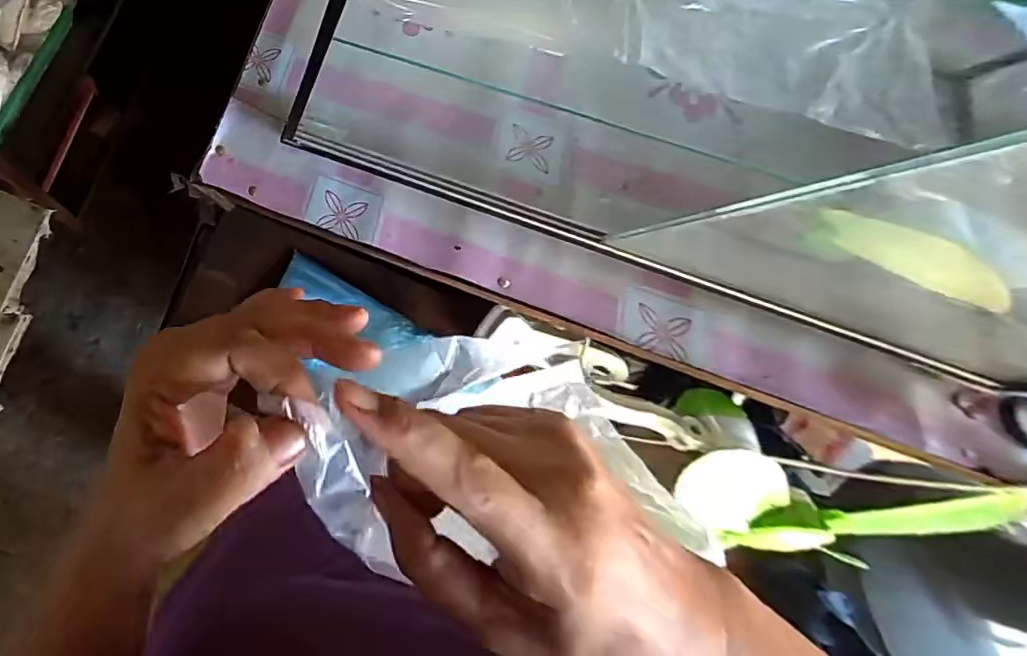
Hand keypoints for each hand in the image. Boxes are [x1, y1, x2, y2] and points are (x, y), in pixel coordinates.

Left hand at [78, 289, 381, 570]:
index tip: (318, 412)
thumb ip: (236, 467)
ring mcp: (195, 355)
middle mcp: (180, 348)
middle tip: (364, 338)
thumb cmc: (150, 517)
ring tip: (355, 320)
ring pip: (256, 322)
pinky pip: (254, 337)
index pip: (235, 345)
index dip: (283, 369)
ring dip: (307, 322)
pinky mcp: (211, 370)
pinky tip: (312, 315)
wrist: (127, 528)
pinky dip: (288, 329)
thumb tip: (295, 430)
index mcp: (166, 366)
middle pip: (250, 322)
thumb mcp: (187, 504)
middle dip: (309, 328)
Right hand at [337, 384, 819, 655]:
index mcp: (558, 546)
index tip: (345, 395)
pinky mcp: (555, 419)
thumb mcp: (504, 634)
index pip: (466, 473)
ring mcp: (562, 438)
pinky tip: (485, 480)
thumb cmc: (587, 640)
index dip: (401, 432)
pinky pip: (472, 418)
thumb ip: (429, 562)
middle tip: (417, 508)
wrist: (682, 613)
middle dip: (408, 460)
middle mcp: (562, 475)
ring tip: (459, 502)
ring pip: (452, 422)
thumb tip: (382, 487)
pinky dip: (458, 444)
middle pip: (446, 439)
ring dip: (433, 453)